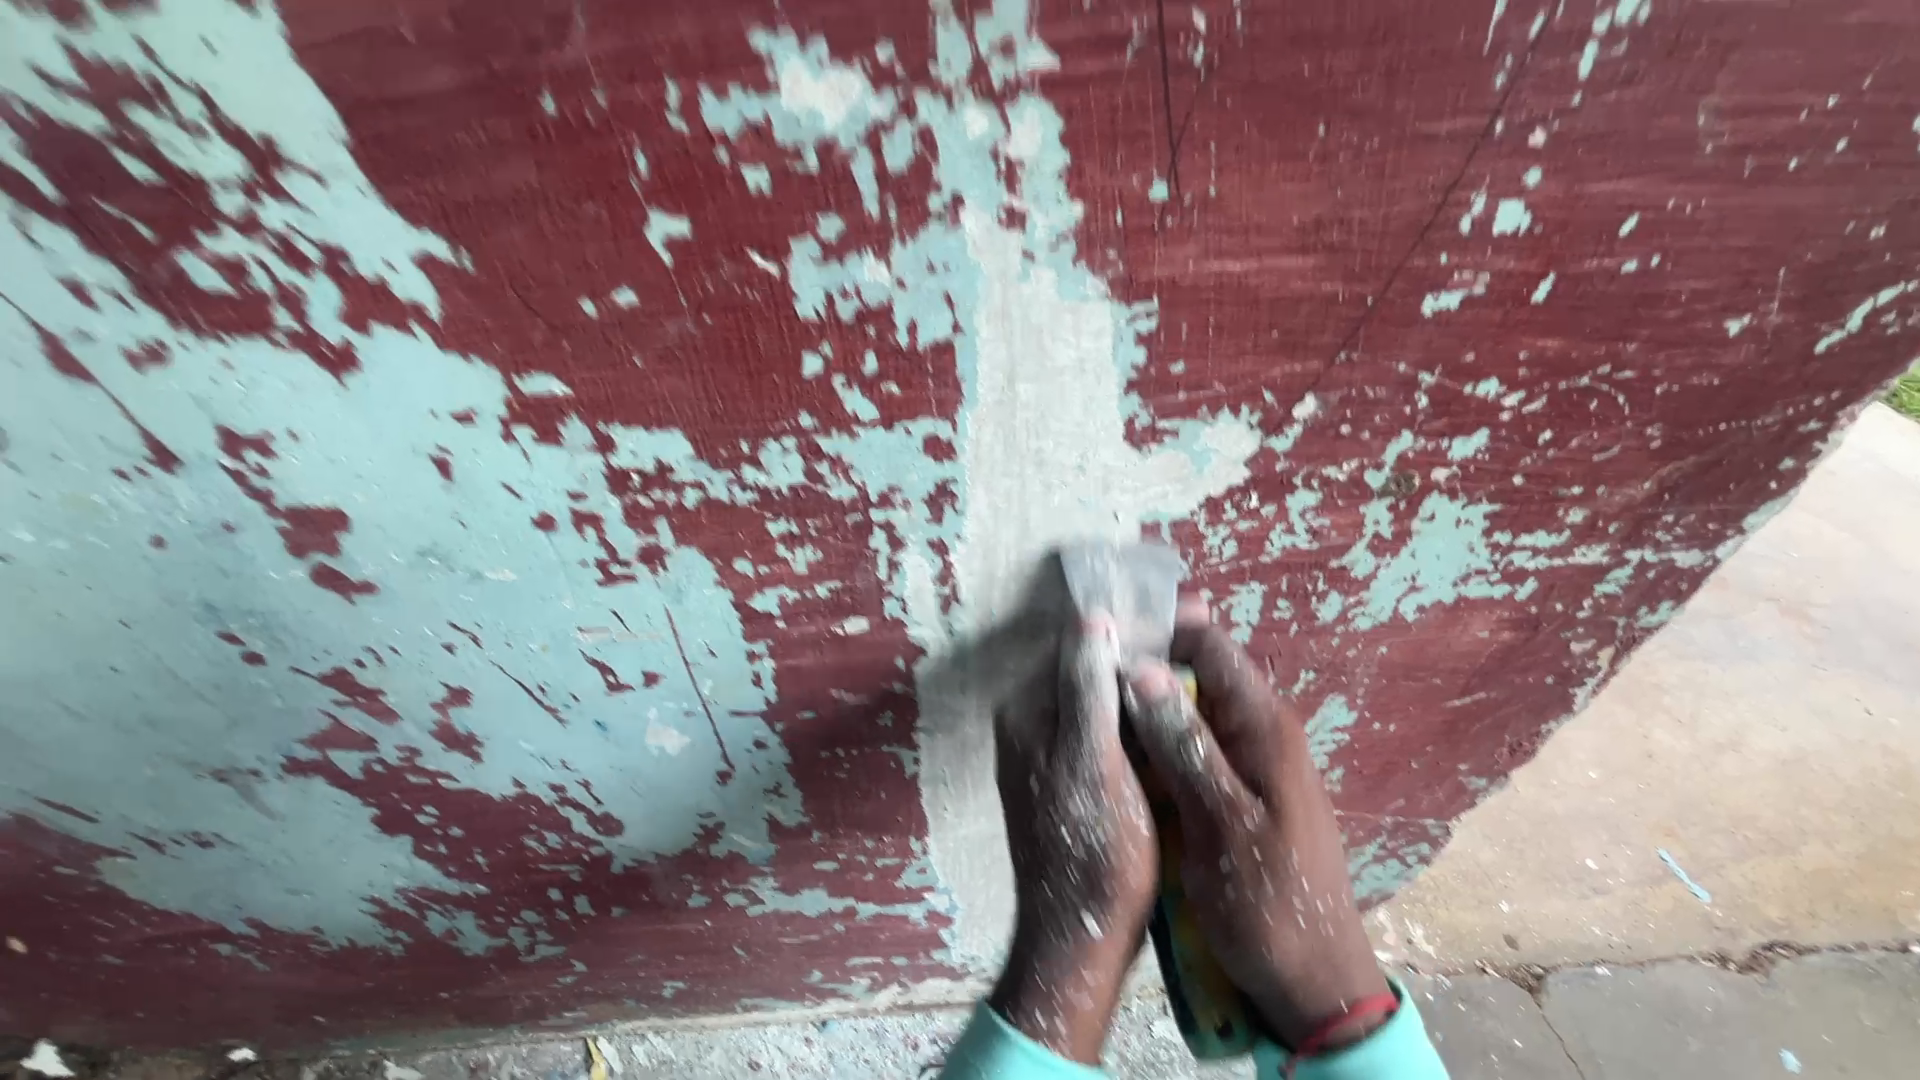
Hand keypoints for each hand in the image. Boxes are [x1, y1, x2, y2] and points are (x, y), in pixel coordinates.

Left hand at [987, 615, 1158, 1063]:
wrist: (1084, 935)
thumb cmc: (1093, 850)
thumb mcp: (1092, 763)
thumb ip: (1086, 690)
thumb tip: (1092, 618)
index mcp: (1026, 714)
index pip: (1071, 643)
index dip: (1121, 618)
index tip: (1172, 598)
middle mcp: (1032, 724)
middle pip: (1087, 666)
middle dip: (1135, 640)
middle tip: (1193, 617)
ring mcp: (1055, 750)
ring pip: (1101, 695)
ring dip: (1139, 670)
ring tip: (1191, 644)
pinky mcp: (1078, 774)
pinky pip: (1109, 725)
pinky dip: (1138, 707)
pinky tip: (1173, 696)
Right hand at [1120, 609, 1389, 1051]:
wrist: (1308, 978)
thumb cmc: (1269, 901)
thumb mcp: (1222, 822)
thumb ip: (1185, 743)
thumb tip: (1144, 668)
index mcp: (1263, 726)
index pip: (1210, 645)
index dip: (1158, 628)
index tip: (1102, 626)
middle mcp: (1254, 730)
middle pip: (1193, 671)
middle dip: (1142, 661)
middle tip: (1080, 663)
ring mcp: (1240, 759)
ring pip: (1183, 708)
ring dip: (1140, 700)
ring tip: (1083, 694)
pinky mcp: (1225, 787)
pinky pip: (1183, 743)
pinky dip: (1148, 736)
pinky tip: (1110, 742)